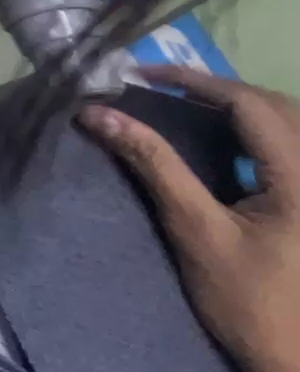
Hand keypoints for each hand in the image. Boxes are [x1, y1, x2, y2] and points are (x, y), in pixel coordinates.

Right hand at [80, 65, 299, 371]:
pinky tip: (233, 143)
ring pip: (299, 128)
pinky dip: (265, 134)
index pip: (252, 106)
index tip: (141, 76)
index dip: (195, 81)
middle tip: (163, 88)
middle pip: (284, 109)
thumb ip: (153, 165)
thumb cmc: (254, 301)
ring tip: (193, 107)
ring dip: (247, 108)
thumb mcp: (197, 231)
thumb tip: (96, 112)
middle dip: (221, 89)